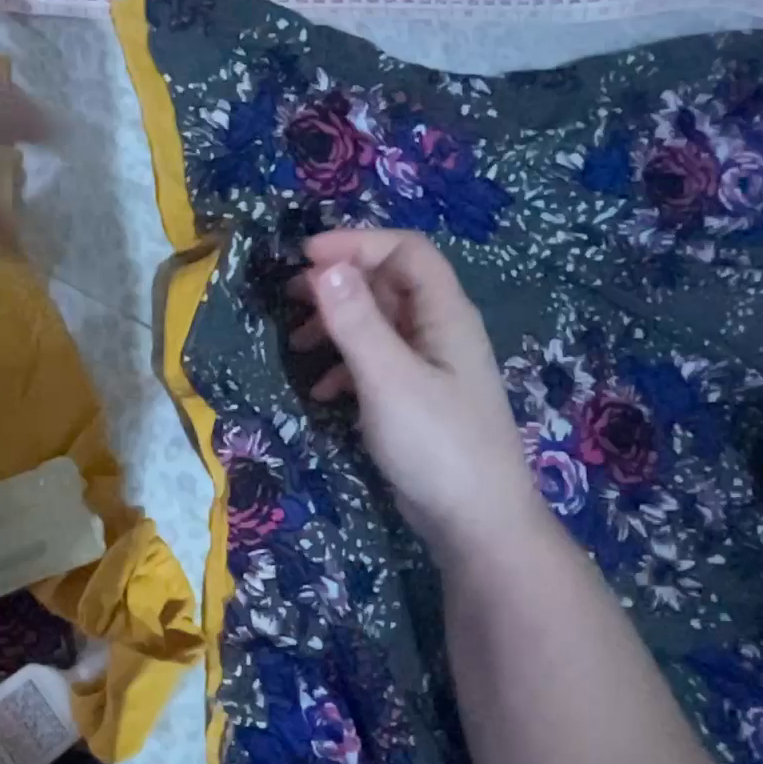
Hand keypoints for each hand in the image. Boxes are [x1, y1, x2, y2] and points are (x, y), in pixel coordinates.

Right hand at [290, 229, 546, 559]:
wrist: (474, 518)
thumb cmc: (436, 443)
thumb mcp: (388, 379)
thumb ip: (356, 323)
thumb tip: (324, 268)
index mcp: (444, 315)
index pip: (405, 253)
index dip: (356, 245)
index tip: (303, 258)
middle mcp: (439, 332)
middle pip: (388, 285)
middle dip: (338, 284)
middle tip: (289, 298)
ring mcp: (428, 368)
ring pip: (377, 325)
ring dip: (335, 325)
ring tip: (297, 345)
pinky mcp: (413, 400)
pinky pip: (374, 364)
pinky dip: (343, 367)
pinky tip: (321, 392)